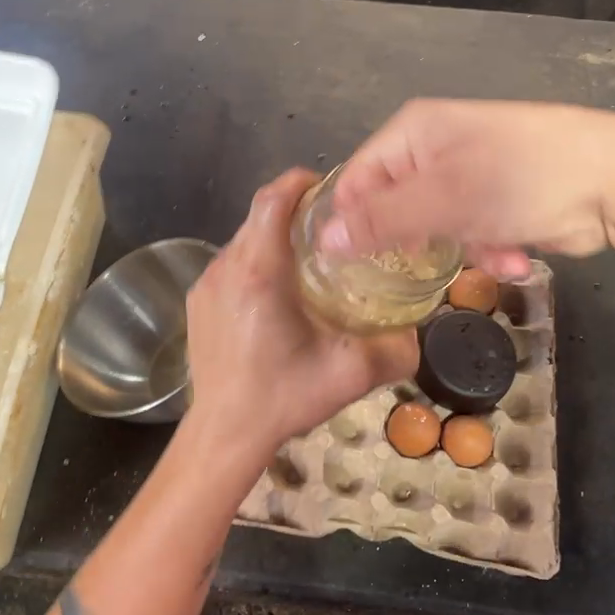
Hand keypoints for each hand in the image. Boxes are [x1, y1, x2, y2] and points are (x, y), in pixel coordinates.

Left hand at [184, 169, 418, 463]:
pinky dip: (254, 266)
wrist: (225, 432)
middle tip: (330, 229)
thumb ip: (394, 350)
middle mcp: (226, 268)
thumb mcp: (350, 373)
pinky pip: (228, 267)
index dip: (300, 183)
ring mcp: (205, 285)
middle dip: (293, 213)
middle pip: (258, 217)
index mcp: (260, 272)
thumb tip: (418, 335)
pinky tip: (277, 296)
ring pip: (242, 242)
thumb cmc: (284, 397)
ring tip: (308, 263)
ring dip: (273, 241)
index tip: (328, 188)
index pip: (273, 200)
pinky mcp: (197, 304)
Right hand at [320, 99, 614, 274]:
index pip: (355, 181)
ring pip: (434, 229)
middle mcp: (433, 149)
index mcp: (412, 133)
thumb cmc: (521, 179)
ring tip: (492, 253)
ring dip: (462, 249)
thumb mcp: (442, 200)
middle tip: (425, 263)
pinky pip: (470, 233)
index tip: (355, 265)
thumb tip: (323, 240)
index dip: (353, 223)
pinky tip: (515, 255)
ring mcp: (467, 175)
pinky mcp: (496, 200)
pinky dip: (490, 249)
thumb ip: (379, 221)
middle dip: (418, 240)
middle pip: (394, 209)